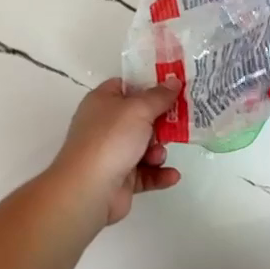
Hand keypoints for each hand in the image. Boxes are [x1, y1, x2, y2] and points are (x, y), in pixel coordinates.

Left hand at [49, 78, 182, 225]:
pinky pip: (146, 173)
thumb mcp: (138, 109)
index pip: (126, 87)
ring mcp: (112, 153)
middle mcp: (105, 126)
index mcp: (102, 102)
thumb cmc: (111, 139)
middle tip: (180, 123)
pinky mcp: (120, 179)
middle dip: (161, 123)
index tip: (173, 87)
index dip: (148, 85)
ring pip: (144, 147)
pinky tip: (172, 176)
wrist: (89, 188)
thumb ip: (159, 96)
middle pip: (140, 118)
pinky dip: (159, 174)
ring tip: (157, 157)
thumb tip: (174, 81)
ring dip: (158, 152)